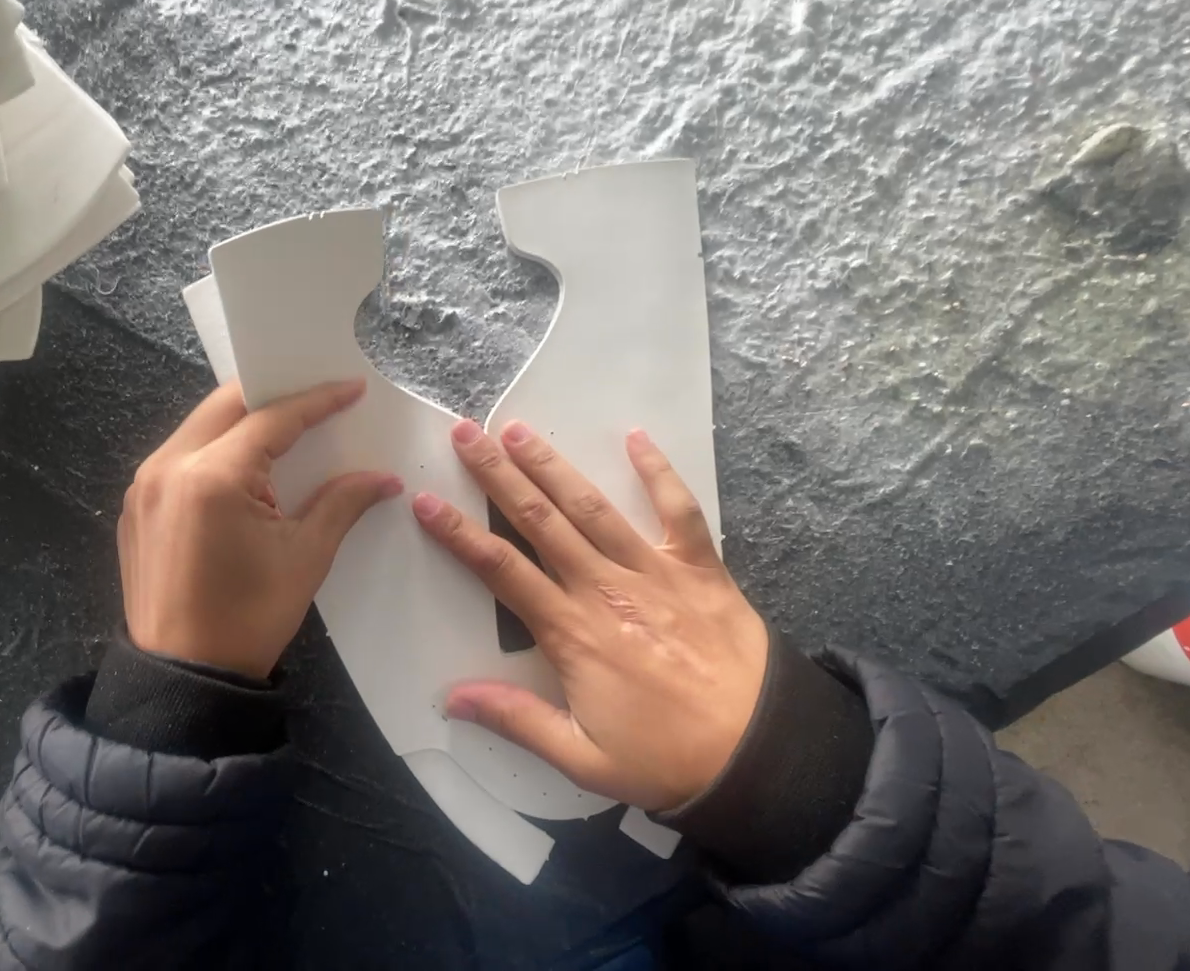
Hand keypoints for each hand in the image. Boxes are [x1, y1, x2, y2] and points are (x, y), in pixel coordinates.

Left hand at [119, 380, 402, 677]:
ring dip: (241, 420)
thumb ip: (343, 503)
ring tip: (283, 429)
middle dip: (272, 396)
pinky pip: (179, 456)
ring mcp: (143, 486)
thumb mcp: (305, 557)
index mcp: (212, 477)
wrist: (183, 681)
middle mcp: (167, 467)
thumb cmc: (250, 619)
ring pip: (199, 426)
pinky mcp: (135, 506)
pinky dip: (214, 449)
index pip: (272, 419)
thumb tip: (384, 478)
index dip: (316, 400)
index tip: (350, 387)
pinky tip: (242, 467)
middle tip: (313, 399)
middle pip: (226, 406)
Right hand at [412, 421, 769, 811]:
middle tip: (466, 433)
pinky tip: (635, 437)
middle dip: (497, 475)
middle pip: (539, 521)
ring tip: (518, 429)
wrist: (762, 756)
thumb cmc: (667, 759)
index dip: (459, 534)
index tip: (427, 501)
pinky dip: (658, 472)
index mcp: (572, 632)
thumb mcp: (584, 760)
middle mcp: (605, 588)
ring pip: (592, 507)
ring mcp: (655, 571)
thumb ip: (517, 721)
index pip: (500, 570)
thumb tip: (452, 698)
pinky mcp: (700, 567)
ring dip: (552, 465)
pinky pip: (679, 510)